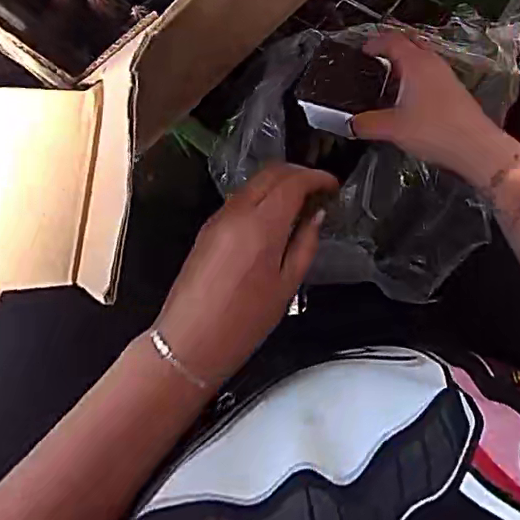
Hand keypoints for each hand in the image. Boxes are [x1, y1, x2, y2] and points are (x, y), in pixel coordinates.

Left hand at [153, 162, 336, 384]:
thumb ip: (305, 243)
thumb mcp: (287, 286)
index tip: (333, 185)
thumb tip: (316, 215)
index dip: (318, 177)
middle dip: (300, 173)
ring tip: (300, 203)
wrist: (185, 347)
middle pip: (272, 172)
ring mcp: (219, 218)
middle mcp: (238, 213)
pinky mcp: (208, 228)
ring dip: (280, 182)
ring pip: (255, 182)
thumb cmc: (243, 322)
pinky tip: (274, 217)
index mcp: (261, 226)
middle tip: (319, 188)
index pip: (294, 182)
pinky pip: (241, 197)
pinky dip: (263, 195)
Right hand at [352, 30, 512, 183]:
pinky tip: (410, 96)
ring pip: (423, 57)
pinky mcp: (455, 89)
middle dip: (393, 45)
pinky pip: (431, 72)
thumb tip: (350, 124)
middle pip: (411, 42)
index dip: (376, 41)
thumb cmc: (433, 130)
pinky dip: (417, 75)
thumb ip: (367, 124)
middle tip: (375, 56)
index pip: (393, 40)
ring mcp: (447, 75)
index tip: (363, 49)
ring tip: (389, 77)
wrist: (476, 146)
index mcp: (416, 63)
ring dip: (406, 61)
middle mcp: (433, 62)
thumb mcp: (393, 128)